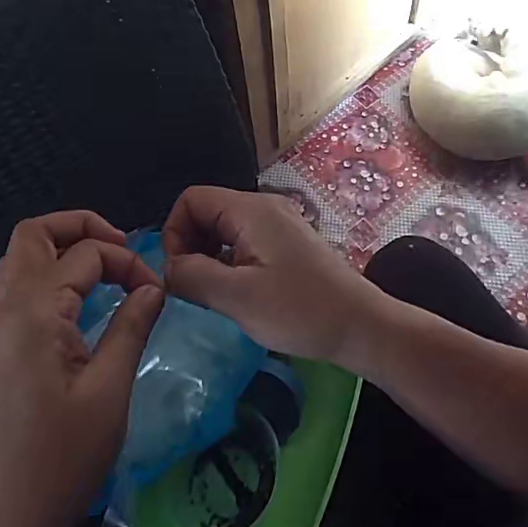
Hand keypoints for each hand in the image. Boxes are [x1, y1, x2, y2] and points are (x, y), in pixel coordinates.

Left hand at [0, 211, 164, 526]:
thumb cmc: (58, 460)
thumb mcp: (108, 392)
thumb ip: (131, 327)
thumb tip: (152, 286)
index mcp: (34, 311)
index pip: (86, 253)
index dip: (128, 260)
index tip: (157, 292)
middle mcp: (6, 309)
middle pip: (33, 235)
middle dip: (81, 227)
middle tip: (122, 250)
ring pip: (20, 261)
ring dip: (62, 251)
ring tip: (104, 272)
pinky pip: (18, 291)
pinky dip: (50, 279)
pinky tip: (79, 307)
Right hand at [161, 186, 390, 367]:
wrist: (362, 326)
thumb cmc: (300, 310)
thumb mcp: (237, 297)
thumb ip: (192, 277)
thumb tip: (166, 269)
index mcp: (251, 210)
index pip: (192, 200)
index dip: (174, 232)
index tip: (179, 272)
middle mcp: (264, 208)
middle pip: (207, 213)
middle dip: (190, 247)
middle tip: (194, 288)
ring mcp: (279, 226)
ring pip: (224, 231)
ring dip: (209, 259)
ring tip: (214, 296)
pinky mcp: (288, 245)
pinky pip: (244, 244)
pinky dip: (230, 264)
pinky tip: (238, 295)